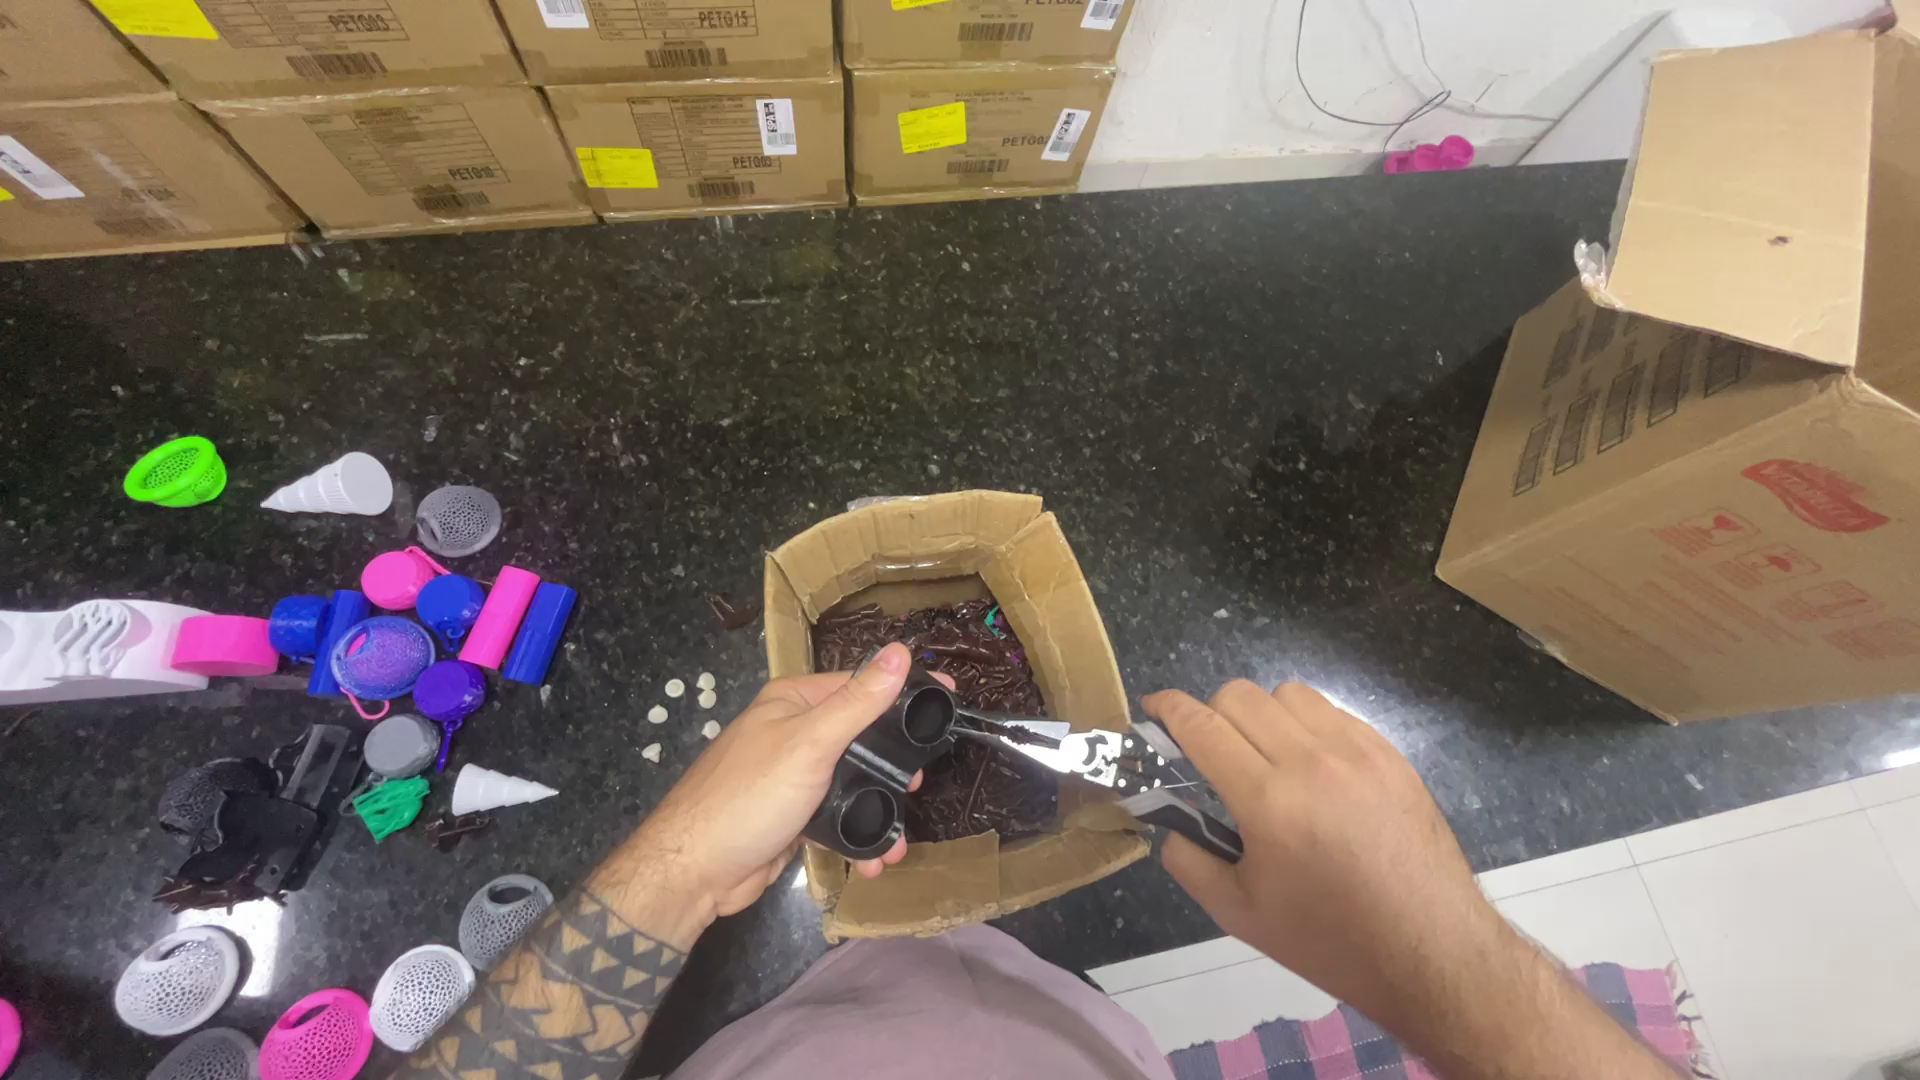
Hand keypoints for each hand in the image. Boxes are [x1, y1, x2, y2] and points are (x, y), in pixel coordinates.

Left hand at [626, 643, 928, 927]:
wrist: (692, 875)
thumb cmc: (751, 796)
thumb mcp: (811, 743)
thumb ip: (859, 701)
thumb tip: (899, 651)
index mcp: (794, 701)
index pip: (859, 684)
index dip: (902, 691)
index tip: (946, 697)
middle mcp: (794, 731)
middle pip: (859, 736)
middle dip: (893, 762)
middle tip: (921, 781)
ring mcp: (792, 775)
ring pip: (852, 780)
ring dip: (879, 806)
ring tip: (900, 836)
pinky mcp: (793, 815)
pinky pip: (837, 815)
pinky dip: (858, 832)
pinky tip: (876, 856)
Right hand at [1143, 681, 1521, 1028]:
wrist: (1436, 956)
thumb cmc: (1330, 940)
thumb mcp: (1238, 914)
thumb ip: (1187, 859)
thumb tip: (1172, 819)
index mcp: (1269, 802)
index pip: (1201, 726)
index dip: (1168, 708)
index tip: (1154, 708)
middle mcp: (1311, 763)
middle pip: (1238, 696)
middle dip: (1210, 713)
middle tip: (1211, 751)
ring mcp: (1357, 753)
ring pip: (1286, 693)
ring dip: (1260, 713)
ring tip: (1266, 753)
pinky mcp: (1390, 755)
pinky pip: (1330, 711)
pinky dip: (1305, 724)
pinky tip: (1312, 766)